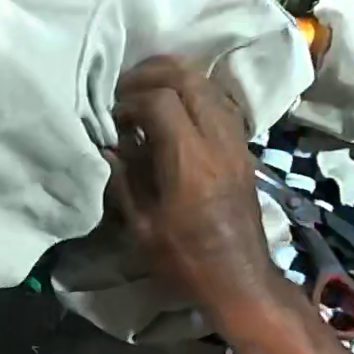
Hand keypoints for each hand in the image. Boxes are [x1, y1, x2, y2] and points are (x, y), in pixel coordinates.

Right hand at [108, 57, 283, 316]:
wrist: (239, 279)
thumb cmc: (186, 260)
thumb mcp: (143, 228)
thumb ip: (124, 180)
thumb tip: (109, 148)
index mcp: (189, 162)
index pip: (160, 101)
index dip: (131, 100)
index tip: (114, 118)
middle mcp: (217, 142)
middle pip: (189, 79)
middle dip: (153, 73)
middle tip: (126, 87)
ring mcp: (236, 144)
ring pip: (210, 86)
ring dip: (176, 78)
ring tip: (148, 90)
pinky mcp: (244, 150)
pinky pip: (221, 103)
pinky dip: (195, 94)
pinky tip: (176, 109)